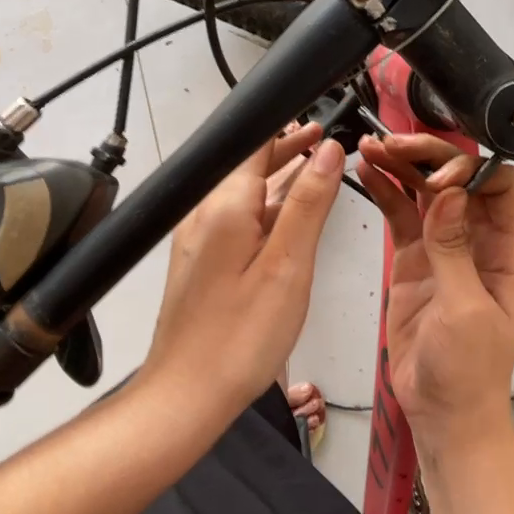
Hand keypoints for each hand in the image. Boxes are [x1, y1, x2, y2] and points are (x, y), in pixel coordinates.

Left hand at [137, 124, 343, 417]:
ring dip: (277, 176)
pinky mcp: (200, 262)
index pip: (254, 143)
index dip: (287, 125)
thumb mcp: (289, 266)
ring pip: (243, 191)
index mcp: (225, 206)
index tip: (321, 115)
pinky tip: (288, 217)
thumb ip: (309, 203)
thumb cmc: (241, 337)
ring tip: (314, 166)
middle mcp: (204, 214)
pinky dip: (266, 205)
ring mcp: (199, 239)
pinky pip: (237, 217)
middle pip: (247, 164)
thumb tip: (330, 150)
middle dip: (285, 146)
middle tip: (324, 135)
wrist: (184, 399)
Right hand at [356, 134, 513, 446]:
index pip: (500, 186)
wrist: (443, 414)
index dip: (472, 170)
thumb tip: (450, 193)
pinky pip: (402, 215)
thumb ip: (454, 250)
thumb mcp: (466, 310)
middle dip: (430, 157)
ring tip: (371, 147)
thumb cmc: (469, 370)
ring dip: (403, 166)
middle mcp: (478, 238)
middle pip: (459, 179)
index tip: (438, 179)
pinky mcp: (414, 258)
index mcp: (506, 249)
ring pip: (427, 191)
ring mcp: (444, 245)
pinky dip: (386, 191)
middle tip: (394, 144)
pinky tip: (368, 172)